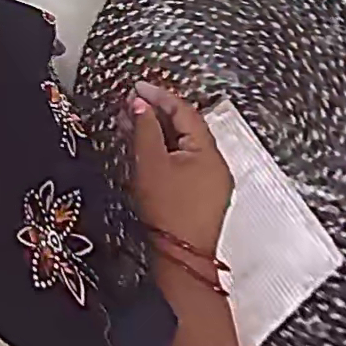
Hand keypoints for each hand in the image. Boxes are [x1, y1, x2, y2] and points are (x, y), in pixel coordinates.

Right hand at [128, 81, 232, 253]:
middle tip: (131, 101)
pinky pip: (182, 158)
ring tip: (130, 119)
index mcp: (209, 152)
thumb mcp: (151, 162)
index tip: (137, 86)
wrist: (179, 258)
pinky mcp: (201, 192)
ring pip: (182, 143)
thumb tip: (139, 102)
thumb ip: (145, 127)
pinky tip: (142, 143)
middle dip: (157, 111)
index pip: (185, 111)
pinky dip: (163, 147)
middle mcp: (215, 163)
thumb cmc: (166, 207)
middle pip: (185, 126)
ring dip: (157, 129)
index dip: (160, 95)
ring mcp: (210, 179)